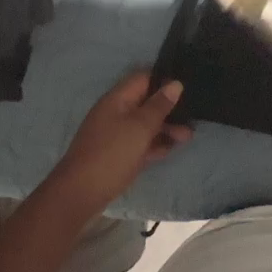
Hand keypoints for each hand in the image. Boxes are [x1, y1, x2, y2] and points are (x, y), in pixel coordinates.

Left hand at [39, 71, 192, 222]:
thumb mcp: (140, 127)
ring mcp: (115, 134)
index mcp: (117, 99)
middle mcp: (116, 112)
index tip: (187, 88)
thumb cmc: (112, 154)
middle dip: (169, 109)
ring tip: (187, 137)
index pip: (144, 78)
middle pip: (146, 102)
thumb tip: (175, 83)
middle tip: (192, 118)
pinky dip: (154, 144)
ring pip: (144, 124)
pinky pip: (139, 143)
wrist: (80, 193)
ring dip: (165, 128)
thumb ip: (159, 105)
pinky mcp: (117, 154)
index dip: (165, 80)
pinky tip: (171, 150)